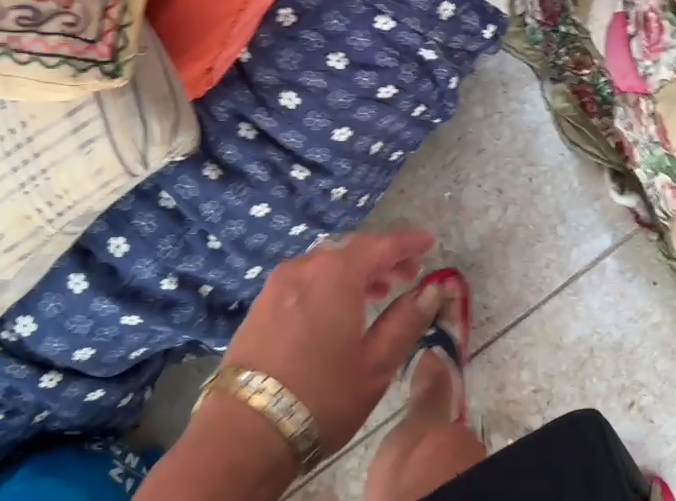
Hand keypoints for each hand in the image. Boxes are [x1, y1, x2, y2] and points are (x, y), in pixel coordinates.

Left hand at [217, 226, 446, 454]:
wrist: (245, 432)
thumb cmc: (322, 396)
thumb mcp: (375, 364)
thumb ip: (406, 321)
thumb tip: (431, 291)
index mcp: (337, 274)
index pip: (382, 245)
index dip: (408, 242)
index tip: (428, 242)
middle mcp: (306, 267)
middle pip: (352, 250)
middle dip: (382, 258)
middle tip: (408, 274)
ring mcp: (278, 284)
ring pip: (325, 264)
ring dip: (354, 271)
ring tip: (375, 293)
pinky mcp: (260, 304)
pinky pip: (304, 280)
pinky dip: (328, 284)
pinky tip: (336, 309)